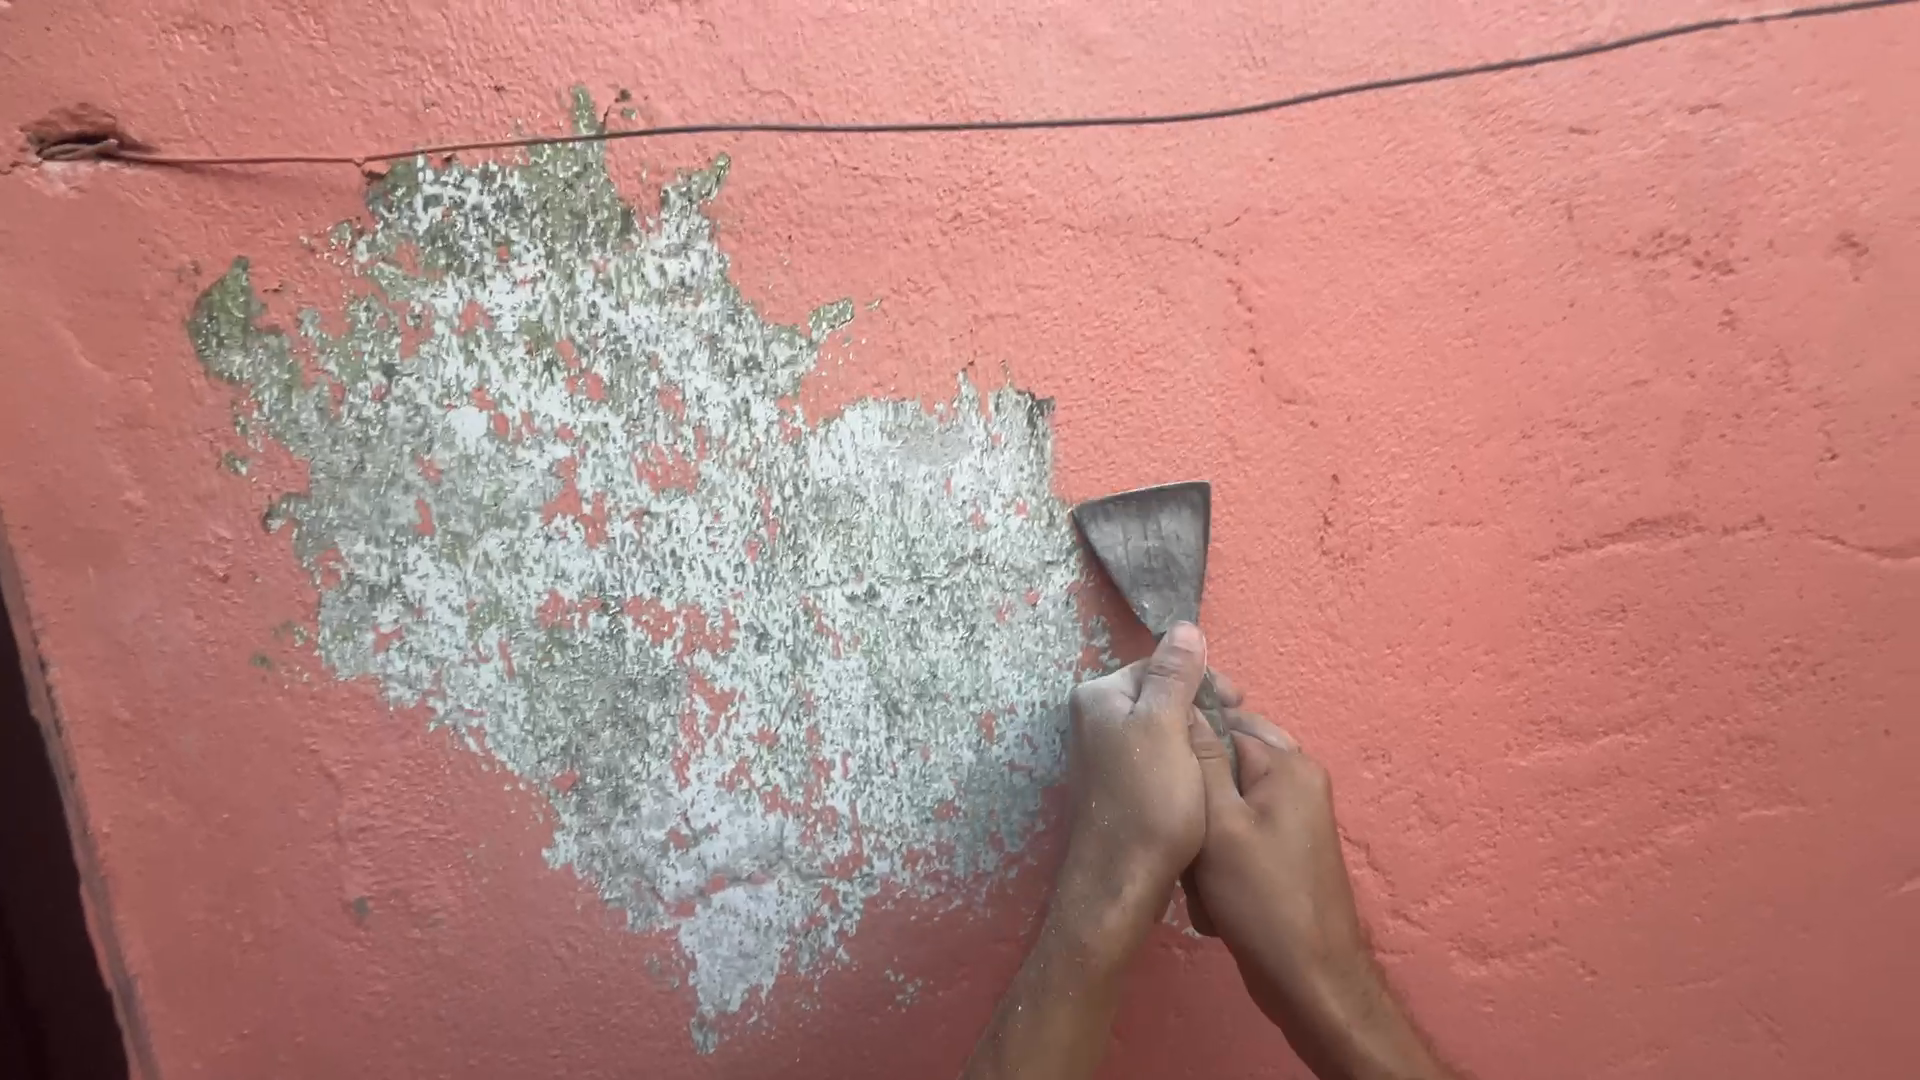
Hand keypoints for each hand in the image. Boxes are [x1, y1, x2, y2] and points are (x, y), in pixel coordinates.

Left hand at [957, 626, 1213, 1079]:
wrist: (1121, 880)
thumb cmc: (1148, 799)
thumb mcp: (1166, 726)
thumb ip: (1175, 675)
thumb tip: (1185, 626)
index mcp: (1099, 696)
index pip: (1157, 665)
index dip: (1201, 678)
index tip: (1239, 702)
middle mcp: (1093, 718)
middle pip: (1159, 694)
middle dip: (1201, 706)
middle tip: (1237, 729)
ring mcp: (1103, 752)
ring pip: (1161, 727)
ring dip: (1196, 734)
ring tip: (1224, 755)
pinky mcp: (1117, 783)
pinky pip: (1157, 756)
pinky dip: (1183, 759)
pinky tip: (1203, 779)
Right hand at [1187, 684, 1453, 1079]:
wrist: (1308, 979)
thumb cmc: (1259, 896)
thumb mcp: (1218, 822)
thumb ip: (1202, 759)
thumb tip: (1186, 707)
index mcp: (1287, 762)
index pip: (1222, 718)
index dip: (1185, 738)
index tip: (1156, 763)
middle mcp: (1297, 777)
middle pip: (1225, 754)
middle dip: (1196, 782)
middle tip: (1175, 813)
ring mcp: (1293, 811)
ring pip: (1226, 791)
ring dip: (1203, 818)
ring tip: (1192, 851)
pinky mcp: (1284, 841)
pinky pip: (1239, 820)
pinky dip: (1219, 841)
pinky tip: (1206, 874)